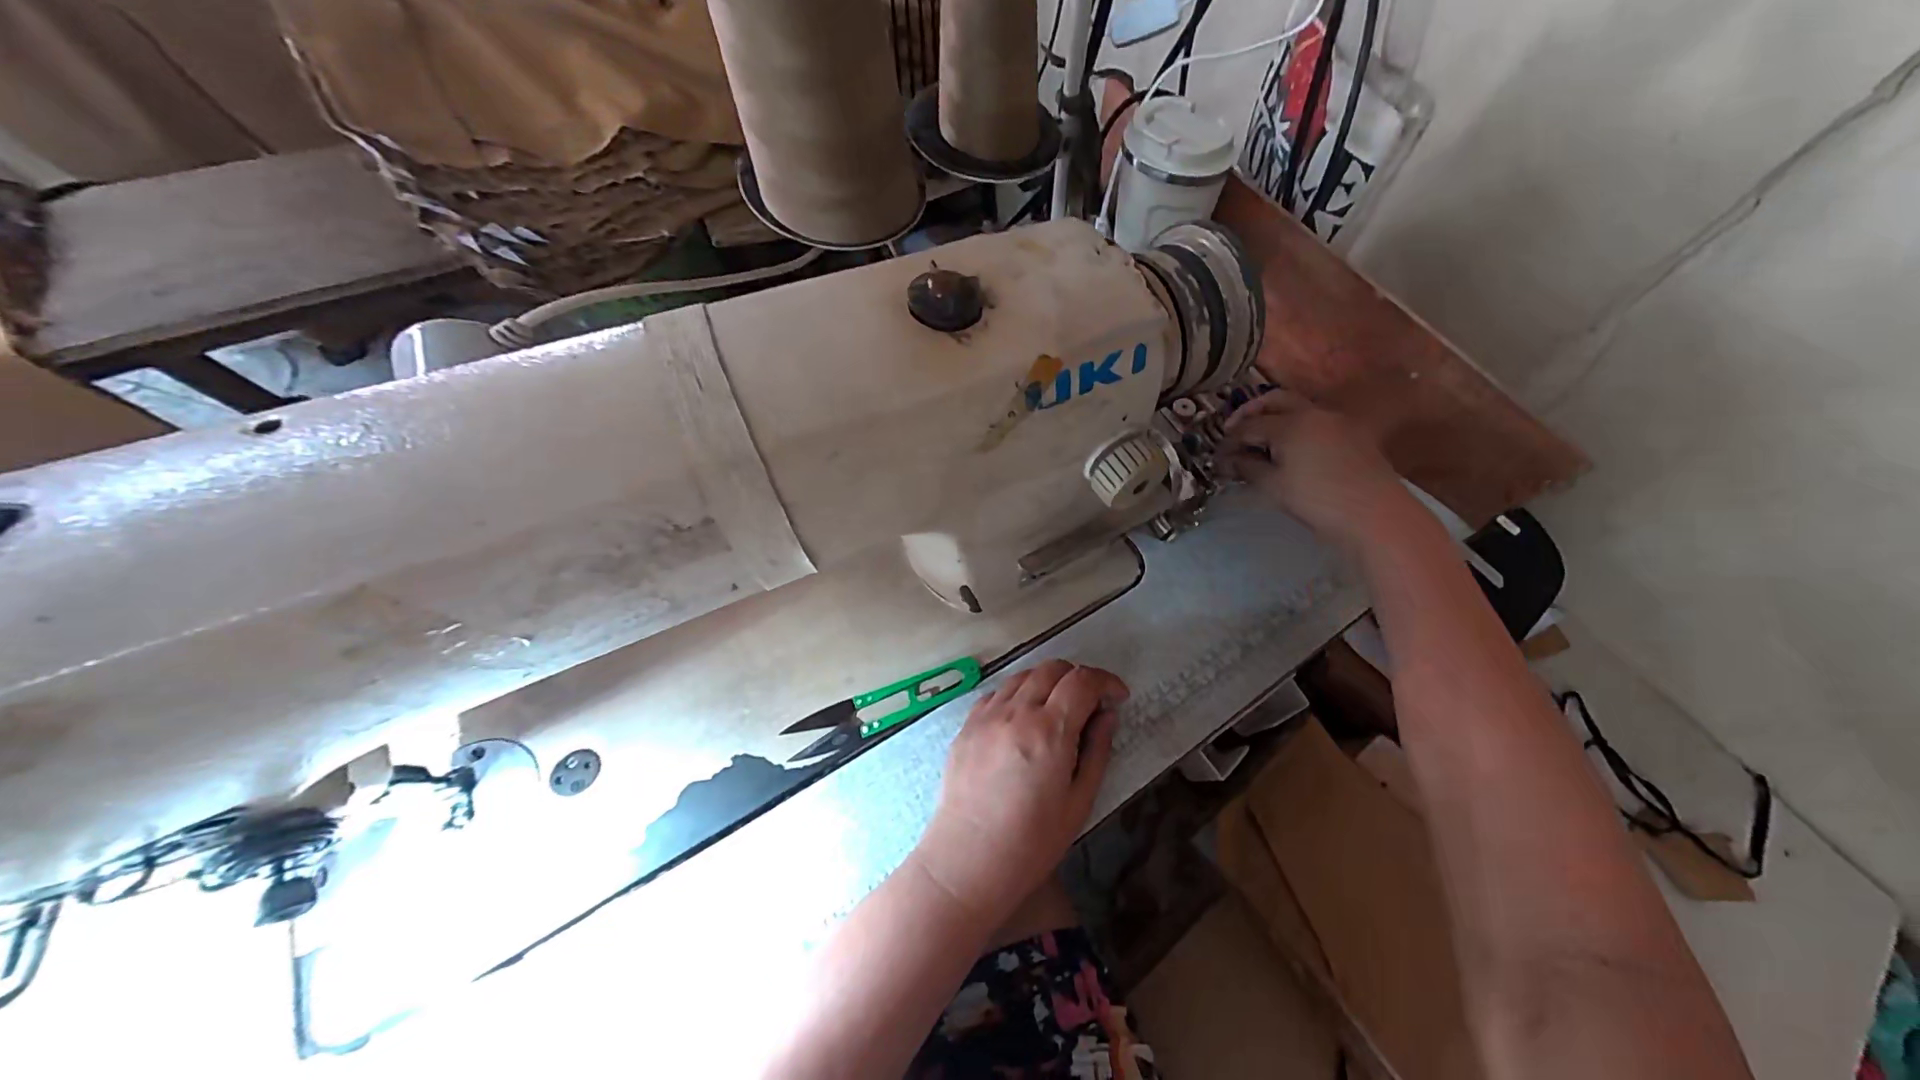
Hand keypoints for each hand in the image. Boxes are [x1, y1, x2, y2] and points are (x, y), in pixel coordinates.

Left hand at [910, 660, 1127, 925]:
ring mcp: (986, 716)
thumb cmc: (1031, 843)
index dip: (1106, 681)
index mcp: (1049, 730)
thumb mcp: (1079, 802)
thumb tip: (1107, 715)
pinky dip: (1018, 694)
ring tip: (1057, 710)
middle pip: (1052, 668)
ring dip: (1047, 682)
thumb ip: (1097, 751)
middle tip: (1090, 704)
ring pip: (1022, 676)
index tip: (1118, 697)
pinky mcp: (966, 726)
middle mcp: (1015, 712)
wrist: (967, 862)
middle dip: (1078, 677)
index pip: (1082, 681)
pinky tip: (1023, 720)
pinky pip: (997, 693)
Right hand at [1221, 390, 1412, 547]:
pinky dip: (1297, 427)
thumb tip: (1229, 459)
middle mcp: (1313, 413)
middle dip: (1251, 411)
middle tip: (1235, 430)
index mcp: (1290, 423)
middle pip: (1275, 400)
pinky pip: (1316, 422)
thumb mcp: (1273, 486)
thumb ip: (1247, 467)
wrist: (1375, 514)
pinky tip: (1291, 450)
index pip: (1249, 425)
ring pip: (1298, 408)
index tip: (1218, 456)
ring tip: (1263, 441)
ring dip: (1276, 417)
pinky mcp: (1353, 434)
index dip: (1230, 440)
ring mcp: (1337, 421)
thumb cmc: (1317, 500)